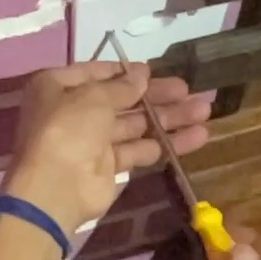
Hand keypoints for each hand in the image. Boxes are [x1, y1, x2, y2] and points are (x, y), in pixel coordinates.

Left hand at [1, 62, 210, 235]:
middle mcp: (72, 112)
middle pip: (120, 99)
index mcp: (57, 88)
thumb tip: (142, 75)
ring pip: (134, 125)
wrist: (56, 188)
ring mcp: (90, 141)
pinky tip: (196, 137)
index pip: (96, 73)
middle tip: (189, 90)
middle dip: (156, 95)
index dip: (126, 72)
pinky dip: (164, 144)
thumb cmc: (69, 129)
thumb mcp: (94, 97)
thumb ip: (121, 86)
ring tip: (204, 111)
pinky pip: (139, 150)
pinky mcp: (106, 167)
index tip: (154, 70)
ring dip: (168, 118)